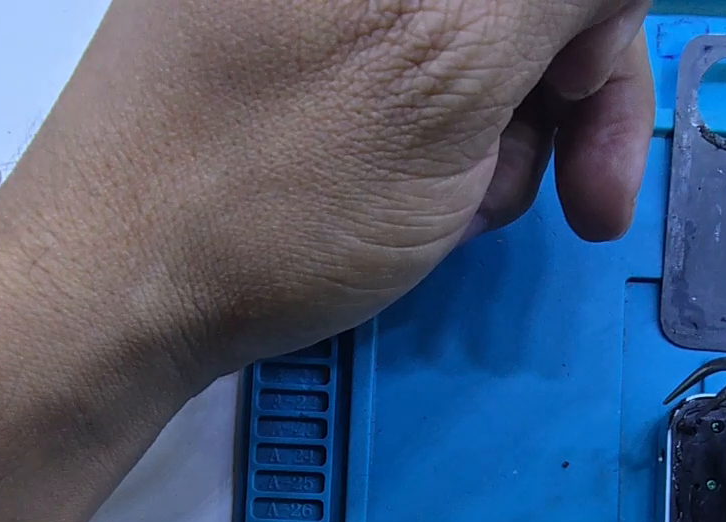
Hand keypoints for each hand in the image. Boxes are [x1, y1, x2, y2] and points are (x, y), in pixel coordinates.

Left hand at [0, 0, 653, 405]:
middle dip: (556, 100)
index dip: (602, 38)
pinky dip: (445, 151)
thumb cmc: (282, 192)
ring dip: (499, 142)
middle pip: (524, 3)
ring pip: (482, 50)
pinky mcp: (303, 56)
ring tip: (449, 214)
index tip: (593, 137)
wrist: (124, 289)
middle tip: (551, 202)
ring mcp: (323, 7)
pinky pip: (422, 85)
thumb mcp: (447, 70)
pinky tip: (416, 210)